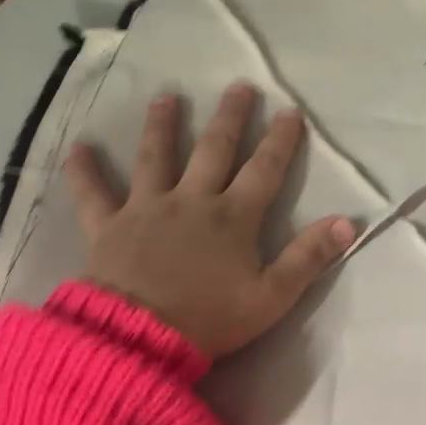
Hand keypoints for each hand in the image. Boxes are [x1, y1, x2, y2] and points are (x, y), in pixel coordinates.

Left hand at [65, 85, 354, 357]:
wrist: (140, 337)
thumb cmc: (212, 319)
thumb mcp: (273, 296)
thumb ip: (309, 258)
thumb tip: (347, 222)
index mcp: (233, 218)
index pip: (264, 171)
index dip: (280, 141)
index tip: (291, 112)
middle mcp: (191, 201)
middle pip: (213, 151)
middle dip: (230, 118)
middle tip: (239, 87)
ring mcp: (146, 209)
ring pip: (155, 158)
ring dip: (163, 126)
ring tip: (167, 98)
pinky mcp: (108, 226)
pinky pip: (93, 193)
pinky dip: (84, 171)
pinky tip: (78, 147)